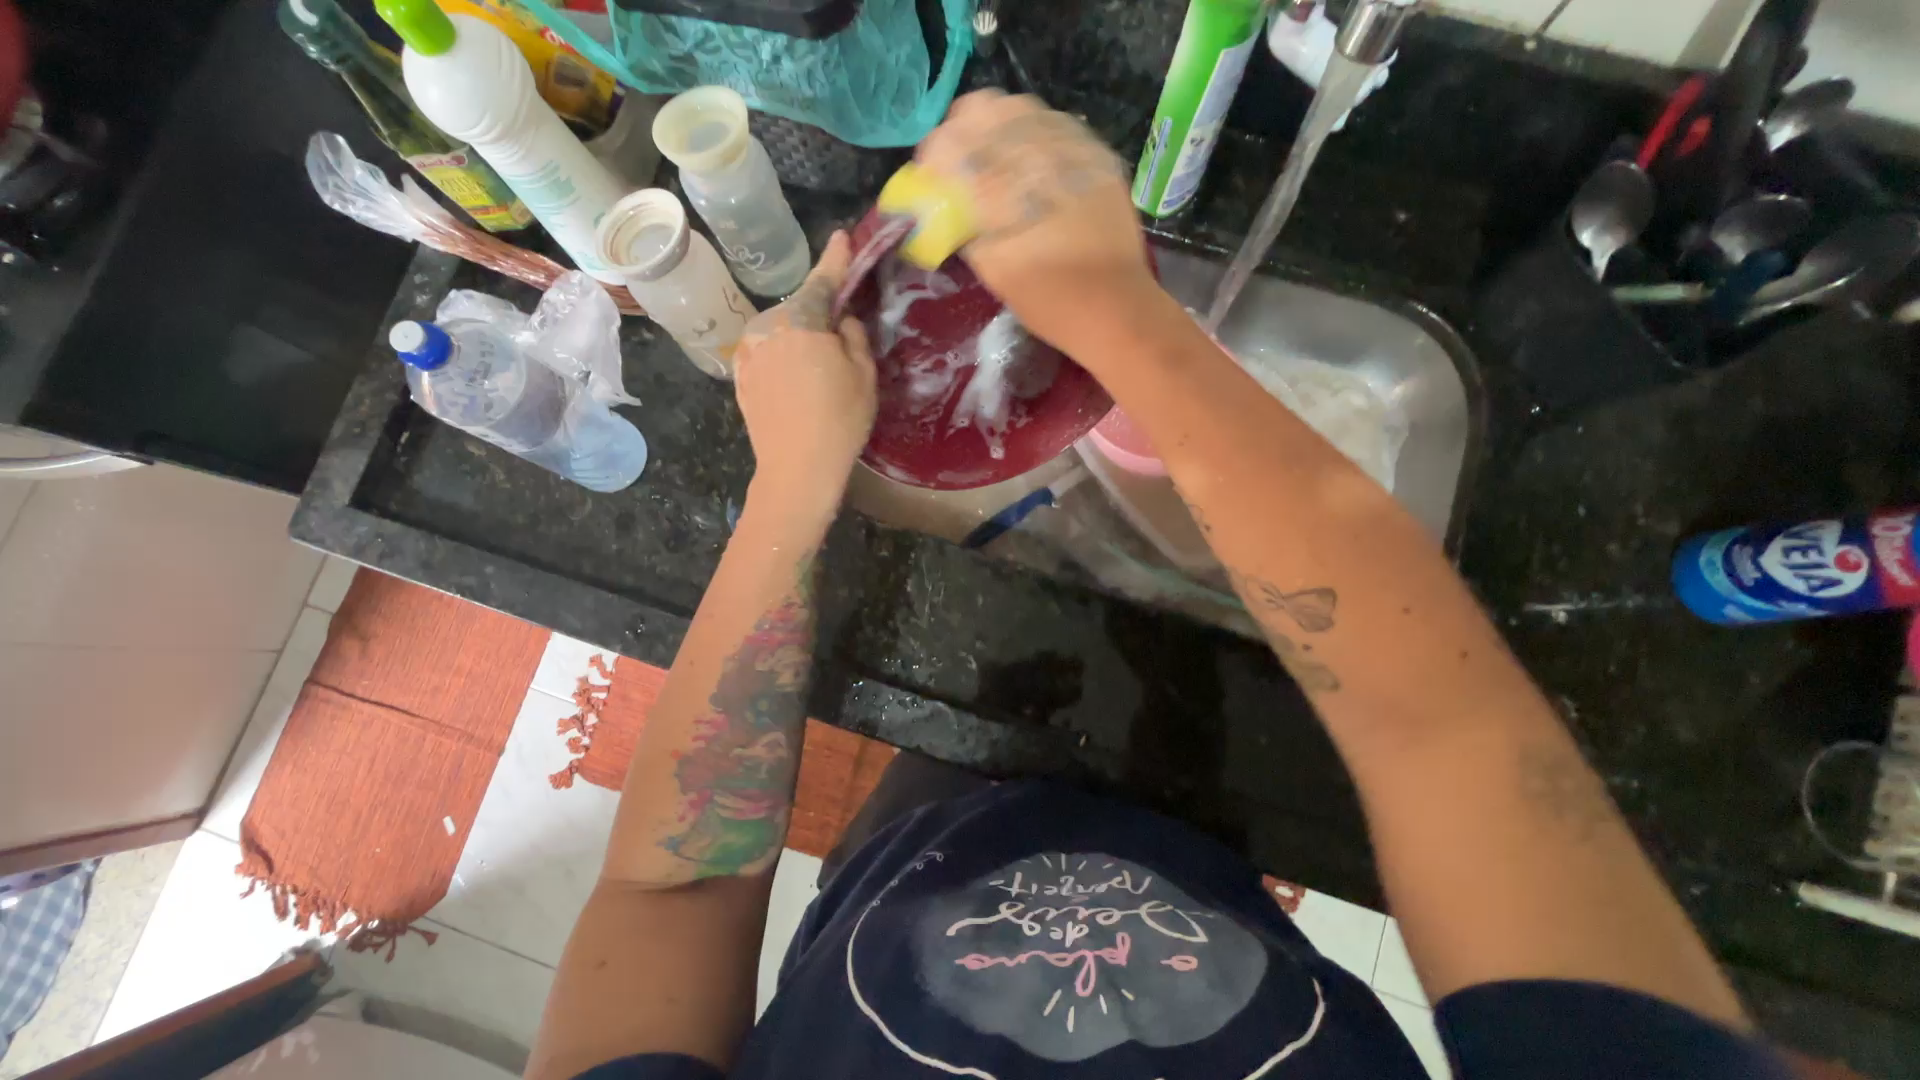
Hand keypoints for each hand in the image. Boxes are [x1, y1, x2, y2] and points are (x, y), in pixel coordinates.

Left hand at [734, 231, 876, 508]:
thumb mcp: (865, 376)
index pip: (823, 281)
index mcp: (803, 320)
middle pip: (801, 309)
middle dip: (820, 314)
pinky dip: (783, 358)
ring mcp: (750, 352)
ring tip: (820, 370)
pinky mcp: (741, 376)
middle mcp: (770, 328)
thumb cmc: (840, 421)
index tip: (842, 236)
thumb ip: (855, 337)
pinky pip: (767, 354)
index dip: (836, 259)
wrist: (796, 469)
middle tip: (842, 337)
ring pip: (782, 332)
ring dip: (799, 338)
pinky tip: (798, 383)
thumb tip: (843, 320)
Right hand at [915, 90, 1157, 348]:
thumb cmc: (1048, 299)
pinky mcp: (1099, 156)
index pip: (955, 140)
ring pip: (1024, 110)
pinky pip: (1058, 126)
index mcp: (1005, 186)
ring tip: (994, 155)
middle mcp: (1039, 154)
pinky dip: (1036, 135)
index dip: (938, 148)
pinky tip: (1031, 160)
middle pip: (988, 109)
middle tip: (960, 157)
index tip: (931, 167)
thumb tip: (946, 202)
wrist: (1116, 306)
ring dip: (1000, 126)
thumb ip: (966, 226)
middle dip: (967, 128)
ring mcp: (1074, 150)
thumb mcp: (994, 269)